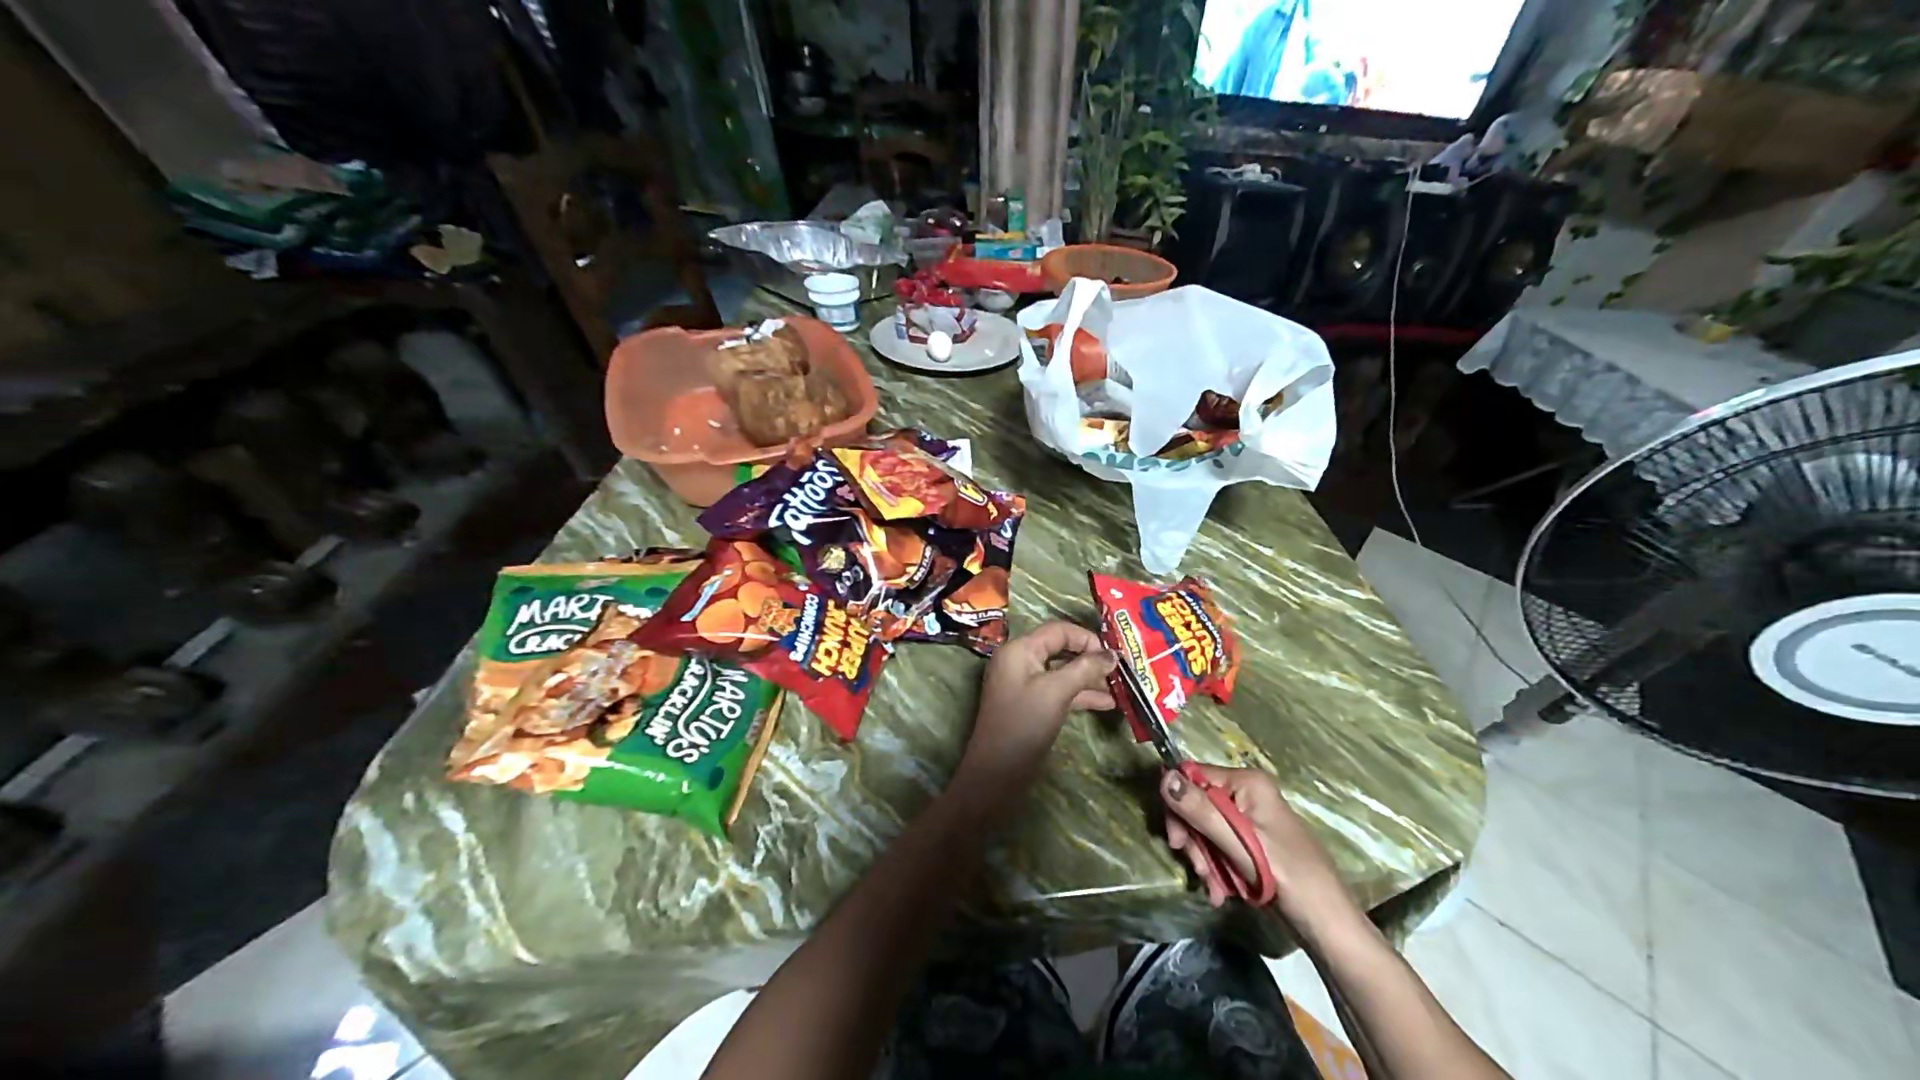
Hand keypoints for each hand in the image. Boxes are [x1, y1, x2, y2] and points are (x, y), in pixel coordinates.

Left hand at [954, 621, 1115, 804]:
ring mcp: (1025, 684)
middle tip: (1122, 671)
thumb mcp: (1057, 692)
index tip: (1115, 655)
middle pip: (1061, 649)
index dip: (1088, 638)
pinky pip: (1059, 691)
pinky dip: (1081, 695)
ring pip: (1063, 672)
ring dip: (1090, 679)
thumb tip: (1112, 655)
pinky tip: (1107, 704)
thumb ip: (1085, 669)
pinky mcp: (1032, 705)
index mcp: (1019, 650)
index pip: (1058, 630)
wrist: (997, 773)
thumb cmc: (1024, 724)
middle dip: (1091, 659)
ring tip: (1121, 689)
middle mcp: (1020, 661)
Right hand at [1160, 765, 1354, 931]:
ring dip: (1204, 861)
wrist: (1328, 923)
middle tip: (1199, 870)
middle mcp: (1246, 794)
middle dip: (1194, 841)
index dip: (1178, 806)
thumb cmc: (1288, 877)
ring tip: (1216, 889)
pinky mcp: (1251, 843)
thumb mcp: (1238, 843)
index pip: (1192, 777)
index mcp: (1247, 783)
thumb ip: (1200, 810)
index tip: (1177, 841)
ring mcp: (1249, 819)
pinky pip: (1218, 847)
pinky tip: (1222, 892)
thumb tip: (1164, 777)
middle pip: (1196, 806)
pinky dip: (1215, 869)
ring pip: (1204, 830)